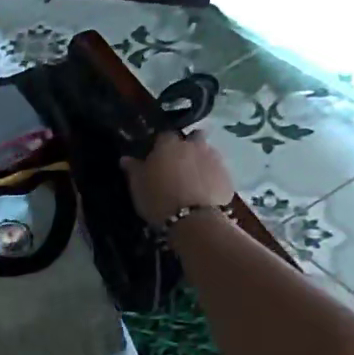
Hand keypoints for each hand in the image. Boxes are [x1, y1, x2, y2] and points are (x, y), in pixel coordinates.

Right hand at [120, 129, 234, 226]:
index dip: (161, 144)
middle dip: (189, 144)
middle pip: (195, 136)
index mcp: (169, 145)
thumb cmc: (158, 198)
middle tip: (180, 161)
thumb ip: (133, 169)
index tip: (157, 155)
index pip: (165, 135)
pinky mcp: (227, 176)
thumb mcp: (138, 185)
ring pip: (208, 152)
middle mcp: (193, 146)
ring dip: (201, 159)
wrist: (194, 219)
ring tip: (192, 177)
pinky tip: (204, 189)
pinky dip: (211, 175)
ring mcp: (214, 159)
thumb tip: (125, 159)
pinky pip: (217, 170)